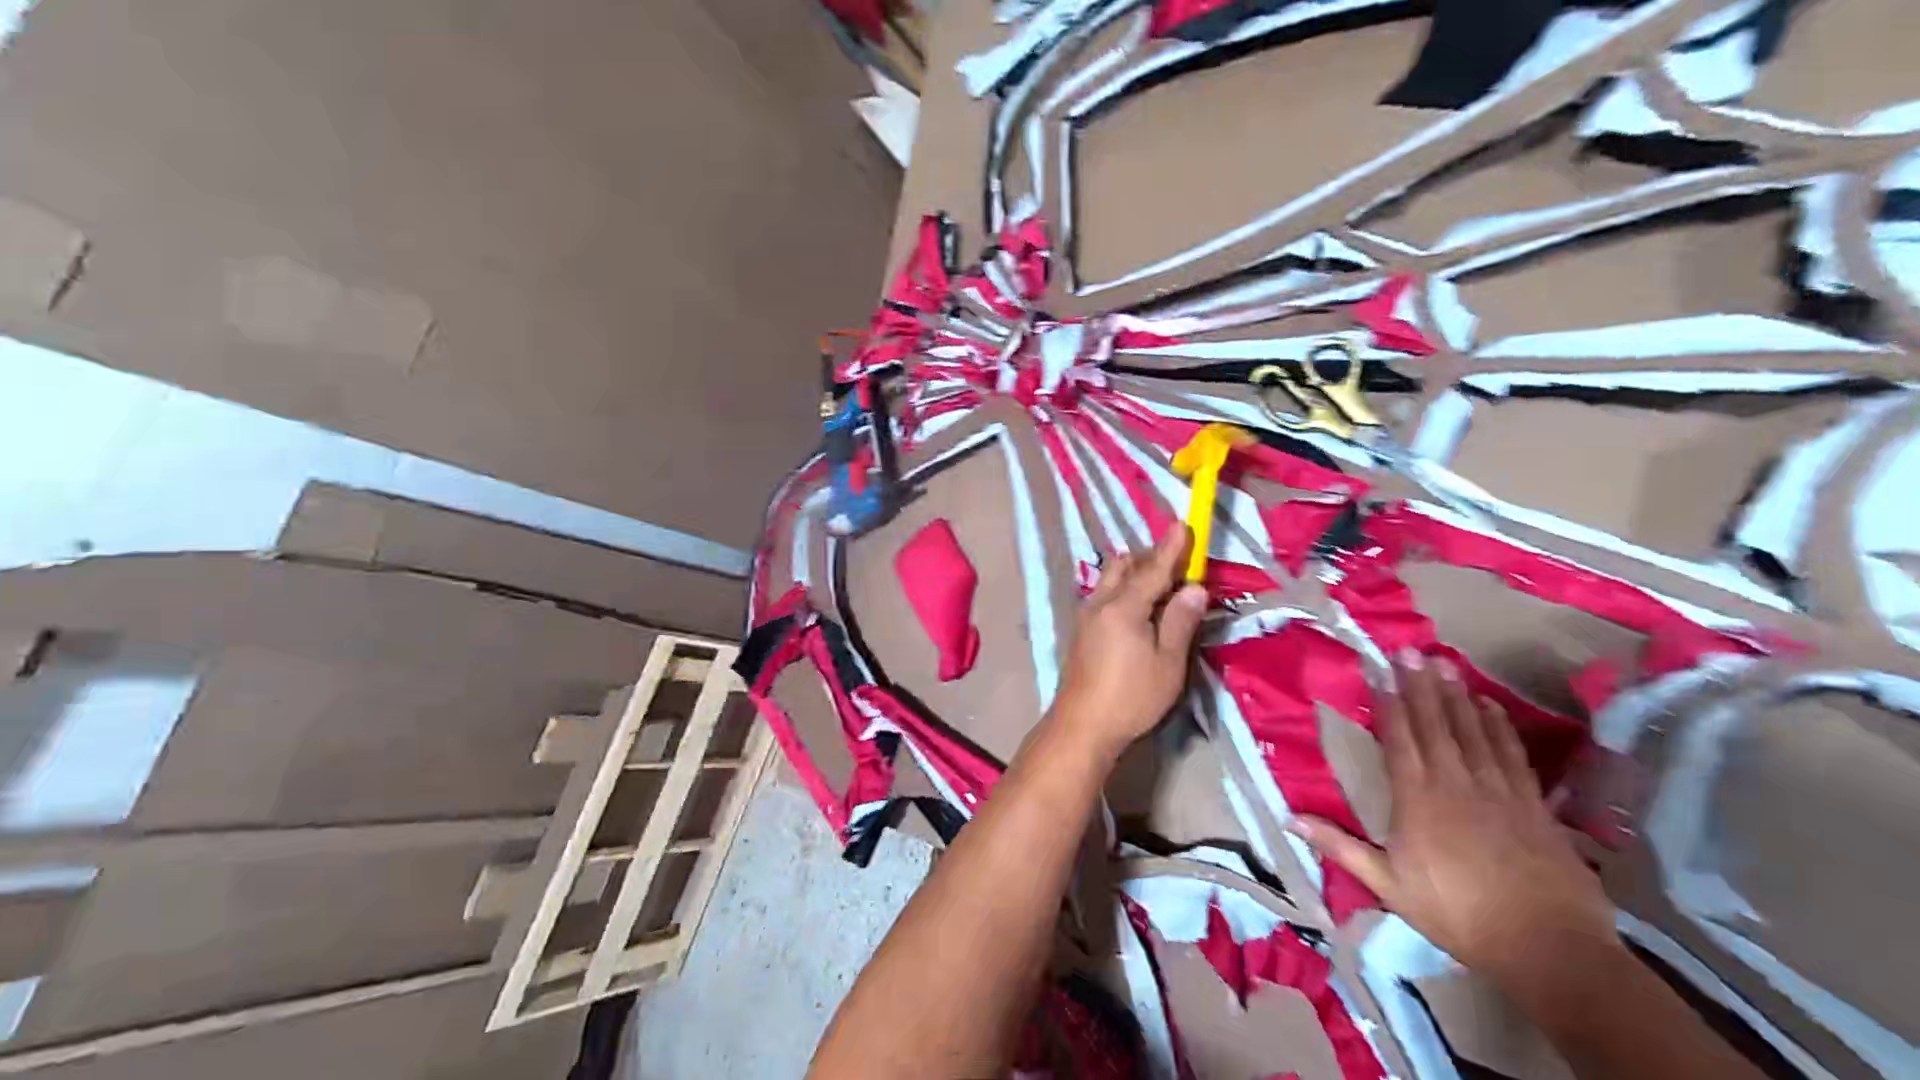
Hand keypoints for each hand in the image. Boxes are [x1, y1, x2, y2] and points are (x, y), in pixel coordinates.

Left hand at [1046, 527, 1208, 758]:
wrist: (1082, 725)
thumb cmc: (1131, 697)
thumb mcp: (1168, 662)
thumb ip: (1180, 621)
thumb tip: (1194, 587)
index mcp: (1123, 606)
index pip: (1152, 568)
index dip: (1171, 548)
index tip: (1184, 526)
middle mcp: (1099, 603)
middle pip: (1124, 567)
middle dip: (1150, 558)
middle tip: (1178, 564)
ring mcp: (1086, 617)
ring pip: (1110, 580)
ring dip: (1134, 573)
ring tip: (1161, 585)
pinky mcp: (1081, 632)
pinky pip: (1104, 596)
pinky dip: (1123, 590)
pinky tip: (1137, 607)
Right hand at [1290, 651, 1620, 989]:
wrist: (1548, 948)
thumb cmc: (1456, 915)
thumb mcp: (1387, 886)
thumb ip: (1340, 846)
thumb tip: (1289, 817)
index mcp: (1417, 800)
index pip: (1400, 740)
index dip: (1390, 704)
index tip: (1381, 673)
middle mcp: (1456, 784)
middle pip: (1436, 725)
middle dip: (1421, 686)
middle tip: (1411, 651)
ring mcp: (1498, 791)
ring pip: (1474, 731)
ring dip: (1457, 696)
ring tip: (1446, 664)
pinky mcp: (1533, 804)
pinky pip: (1511, 753)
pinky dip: (1499, 726)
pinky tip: (1490, 706)